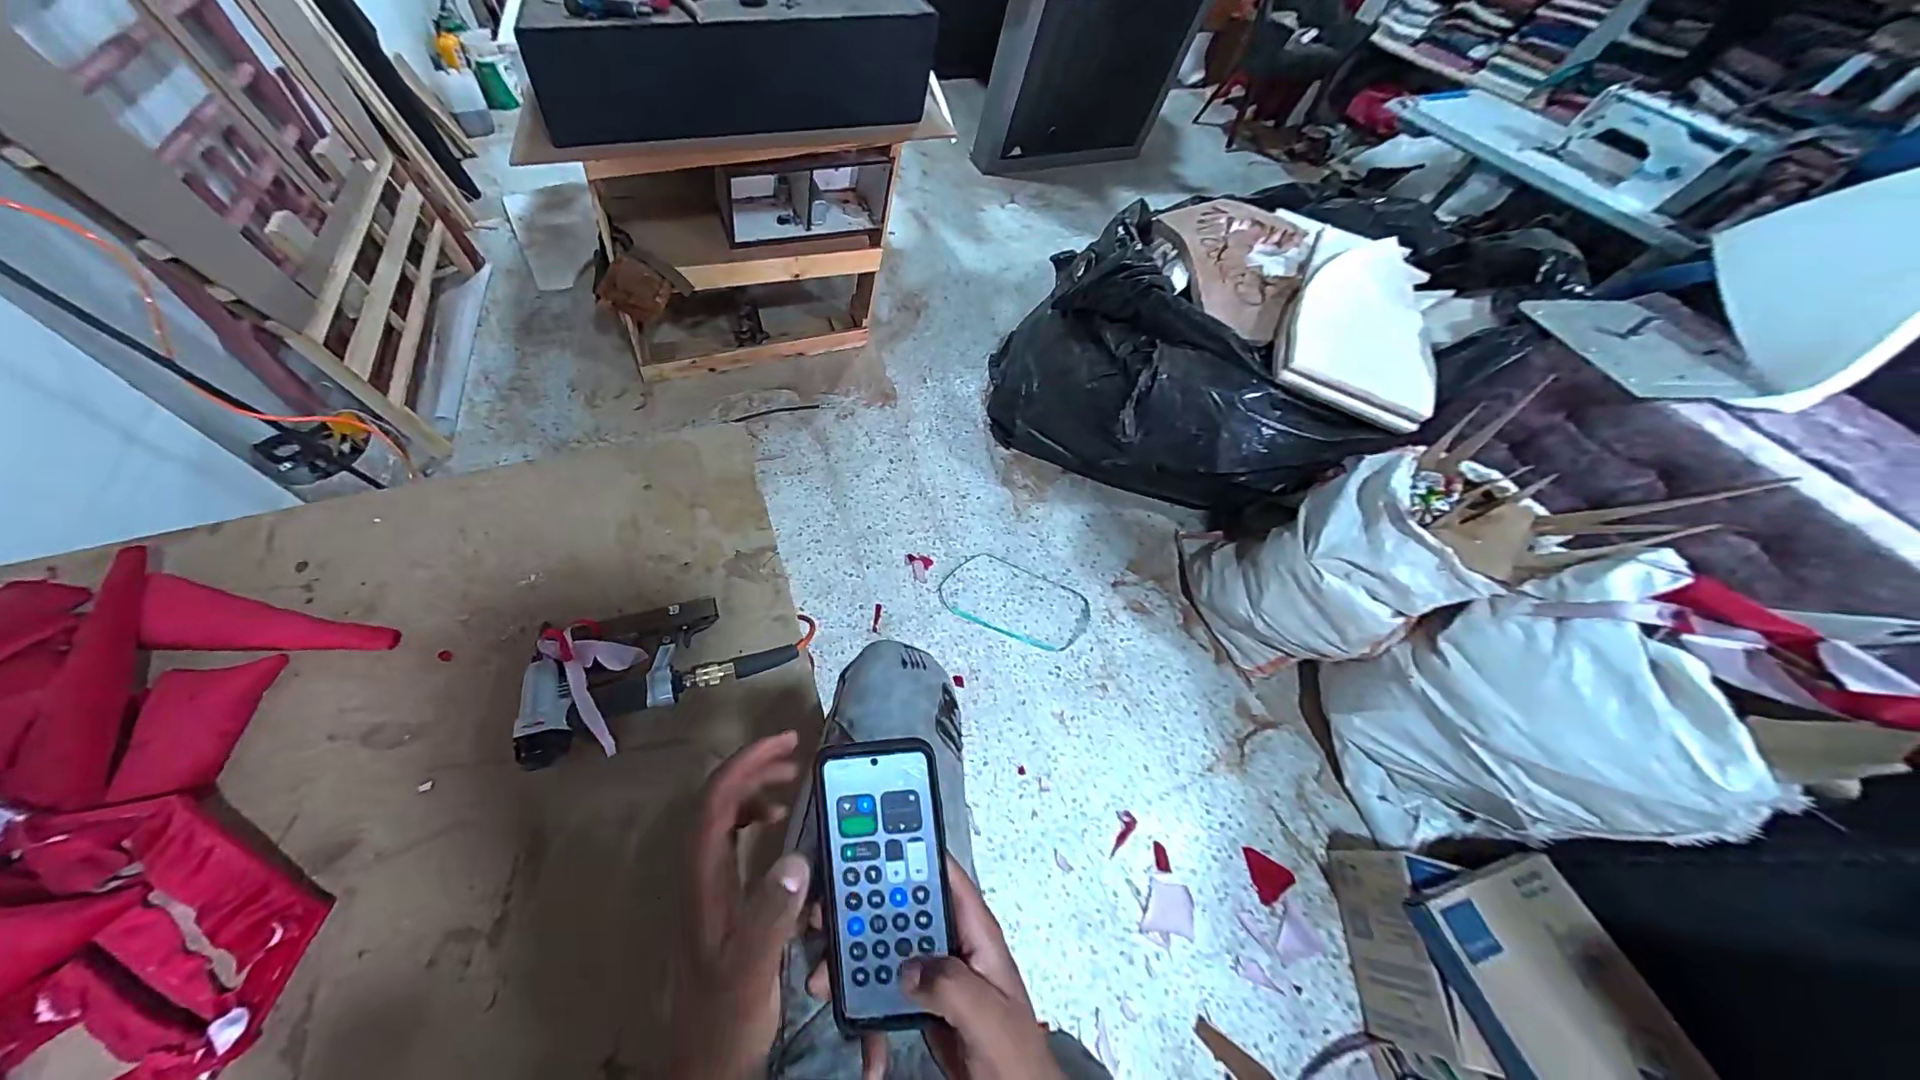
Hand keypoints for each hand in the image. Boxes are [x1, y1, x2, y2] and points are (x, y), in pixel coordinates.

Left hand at [670, 731, 811, 1079]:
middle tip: (796, 754)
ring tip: (791, 782)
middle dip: (755, 766)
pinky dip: (757, 817)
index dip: (748, 763)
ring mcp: (708, 882)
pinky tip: (780, 827)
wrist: (707, 1058)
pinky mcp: (721, 895)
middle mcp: (701, 872)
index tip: (786, 742)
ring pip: (724, 815)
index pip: (717, 801)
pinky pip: (735, 837)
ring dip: (756, 788)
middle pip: (717, 799)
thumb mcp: (752, 969)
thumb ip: (770, 917)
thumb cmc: (726, 1016)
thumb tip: (795, 858)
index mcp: (704, 879)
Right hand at [806, 857, 1063, 1079]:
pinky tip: (861, 1034)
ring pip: (889, 950)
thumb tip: (908, 966)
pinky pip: (886, 991)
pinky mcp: (923, 1005)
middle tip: (828, 916)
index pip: (943, 878)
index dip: (911, 855)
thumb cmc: (1016, 1060)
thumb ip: (952, 984)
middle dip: (868, 911)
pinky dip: (868, 1008)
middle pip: (905, 911)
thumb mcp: (989, 1016)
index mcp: (976, 935)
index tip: (869, 849)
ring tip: (825, 979)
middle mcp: (953, 945)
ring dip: (857, 962)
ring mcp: (937, 975)